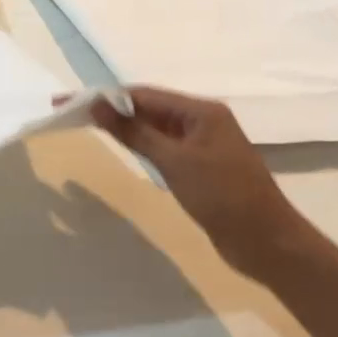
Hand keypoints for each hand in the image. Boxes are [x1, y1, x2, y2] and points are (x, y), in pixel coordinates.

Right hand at [92, 87, 307, 277]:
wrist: (267, 242)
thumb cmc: (222, 196)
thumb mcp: (174, 162)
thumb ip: (134, 132)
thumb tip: (97, 105)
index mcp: (201, 111)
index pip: (143, 94)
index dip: (105, 96)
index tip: (70, 101)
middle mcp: (202, 121)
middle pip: (148, 107)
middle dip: (111, 108)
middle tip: (71, 112)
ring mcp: (202, 144)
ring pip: (154, 126)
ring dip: (124, 125)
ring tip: (86, 125)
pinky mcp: (200, 166)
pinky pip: (163, 145)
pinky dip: (140, 143)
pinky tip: (121, 146)